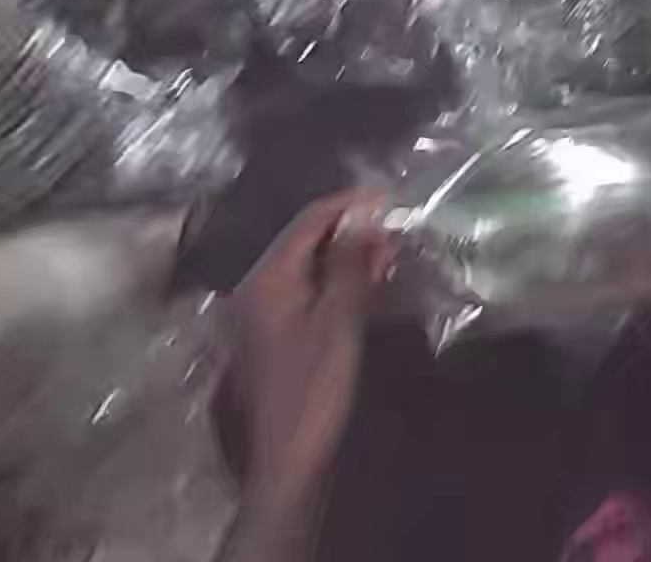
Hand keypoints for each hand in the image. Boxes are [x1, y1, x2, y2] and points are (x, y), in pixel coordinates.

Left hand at [229, 190, 393, 506]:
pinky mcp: (272, 330)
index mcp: (268, 279)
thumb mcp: (341, 315)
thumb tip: (364, 216)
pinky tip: (365, 283)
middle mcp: (256, 287)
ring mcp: (260, 311)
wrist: (288, 453)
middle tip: (394, 232)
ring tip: (386, 256)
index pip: (309, 221)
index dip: (350, 203)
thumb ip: (350, 260)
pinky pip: (307, 287)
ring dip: (347, 254)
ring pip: (309, 264)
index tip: (389, 197)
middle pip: (306, 240)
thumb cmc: (317, 379)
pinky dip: (336, 278)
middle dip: (352, 229)